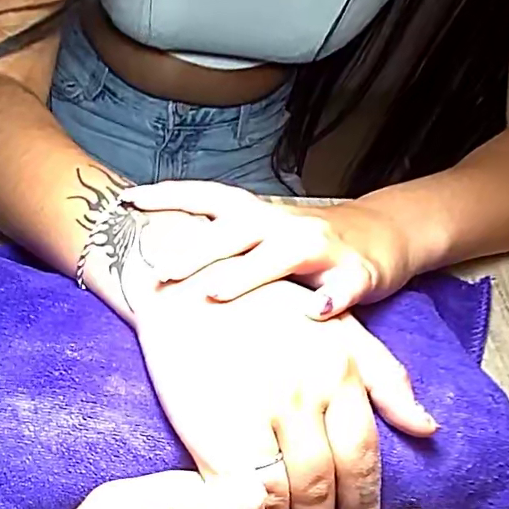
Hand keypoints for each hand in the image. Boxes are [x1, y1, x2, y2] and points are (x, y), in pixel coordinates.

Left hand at [123, 182, 421, 317]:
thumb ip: (213, 243)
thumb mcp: (254, 234)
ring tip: (216, 293)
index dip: (166, 196)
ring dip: (248, 273)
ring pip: (282, 254)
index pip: (204, 197)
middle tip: (162, 272)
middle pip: (234, 231)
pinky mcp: (356, 272)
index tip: (126, 200)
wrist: (383, 234)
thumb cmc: (298, 241)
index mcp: (252, 213)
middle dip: (196, 250)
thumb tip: (152, 262)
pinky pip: (344, 286)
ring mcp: (320, 245)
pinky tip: (315, 312)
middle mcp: (281, 223)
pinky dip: (331, 298)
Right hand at [136, 279, 437, 508]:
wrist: (179, 291)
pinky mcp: (213, 432)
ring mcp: (257, 416)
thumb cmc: (254, 306)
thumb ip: (385, 377)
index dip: (362, 502)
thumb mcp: (334, 326)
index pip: (363, 459)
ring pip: (289, 495)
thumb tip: (427, 429)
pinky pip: (242, 493)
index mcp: (338, 373)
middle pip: (327, 484)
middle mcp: (304, 398)